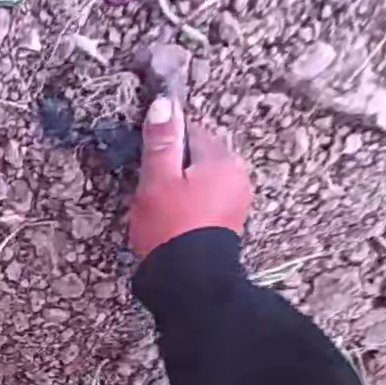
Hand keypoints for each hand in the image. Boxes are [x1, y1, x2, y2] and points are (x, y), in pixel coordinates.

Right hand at [128, 96, 252, 259]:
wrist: (188, 280)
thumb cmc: (171, 229)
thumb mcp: (157, 180)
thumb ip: (161, 141)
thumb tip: (164, 103)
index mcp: (222, 160)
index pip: (191, 132)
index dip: (164, 144)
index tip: (148, 162)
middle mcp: (237, 177)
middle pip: (197, 158)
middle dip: (172, 169)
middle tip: (151, 192)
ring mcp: (235, 201)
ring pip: (200, 181)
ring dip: (179, 189)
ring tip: (159, 210)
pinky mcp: (228, 223)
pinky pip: (205, 202)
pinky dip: (188, 207)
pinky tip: (172, 223)